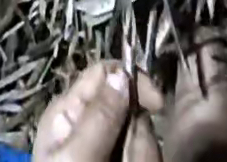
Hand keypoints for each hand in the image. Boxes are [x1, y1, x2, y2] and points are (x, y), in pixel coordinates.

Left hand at [33, 61, 159, 161]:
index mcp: (69, 111)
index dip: (133, 79)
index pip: (105, 73)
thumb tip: (123, 74)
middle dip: (138, 137)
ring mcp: (105, 150)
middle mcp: (89, 124)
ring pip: (141, 139)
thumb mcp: (74, 158)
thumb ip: (99, 118)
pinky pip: (142, 157)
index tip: (157, 104)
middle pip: (130, 108)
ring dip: (140, 157)